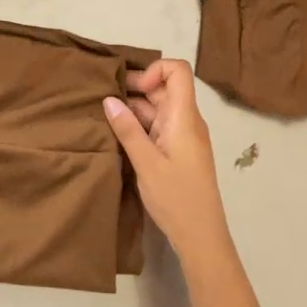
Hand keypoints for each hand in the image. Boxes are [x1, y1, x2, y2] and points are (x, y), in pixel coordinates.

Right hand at [103, 60, 234, 267]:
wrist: (202, 237)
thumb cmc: (177, 198)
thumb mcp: (146, 164)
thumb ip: (127, 130)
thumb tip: (109, 99)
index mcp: (185, 117)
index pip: (178, 71)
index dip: (155, 69)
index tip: (133, 89)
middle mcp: (187, 121)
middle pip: (165, 88)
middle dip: (136, 87)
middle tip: (104, 96)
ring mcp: (184, 136)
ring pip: (160, 108)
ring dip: (135, 107)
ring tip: (105, 114)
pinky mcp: (179, 150)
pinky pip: (159, 125)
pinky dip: (140, 124)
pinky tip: (119, 133)